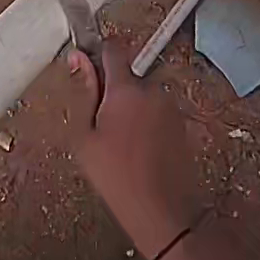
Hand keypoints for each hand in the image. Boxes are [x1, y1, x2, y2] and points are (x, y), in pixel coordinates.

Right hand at [63, 39, 203, 258]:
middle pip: (127, 77)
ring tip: (119, 142)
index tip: (85, 68)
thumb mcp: (85, 135)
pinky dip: (145, 122)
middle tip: (99, 124)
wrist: (161, 209)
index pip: (113, 49)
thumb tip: (77, 57)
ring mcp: (170, 106)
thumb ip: (83, 91)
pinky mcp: (181, 124)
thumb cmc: (114, 174)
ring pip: (142, 96)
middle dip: (112, 91)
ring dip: (130, 107)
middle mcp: (152, 90)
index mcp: (125, 89)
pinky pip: (156, 112)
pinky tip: (138, 150)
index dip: (97, 53)